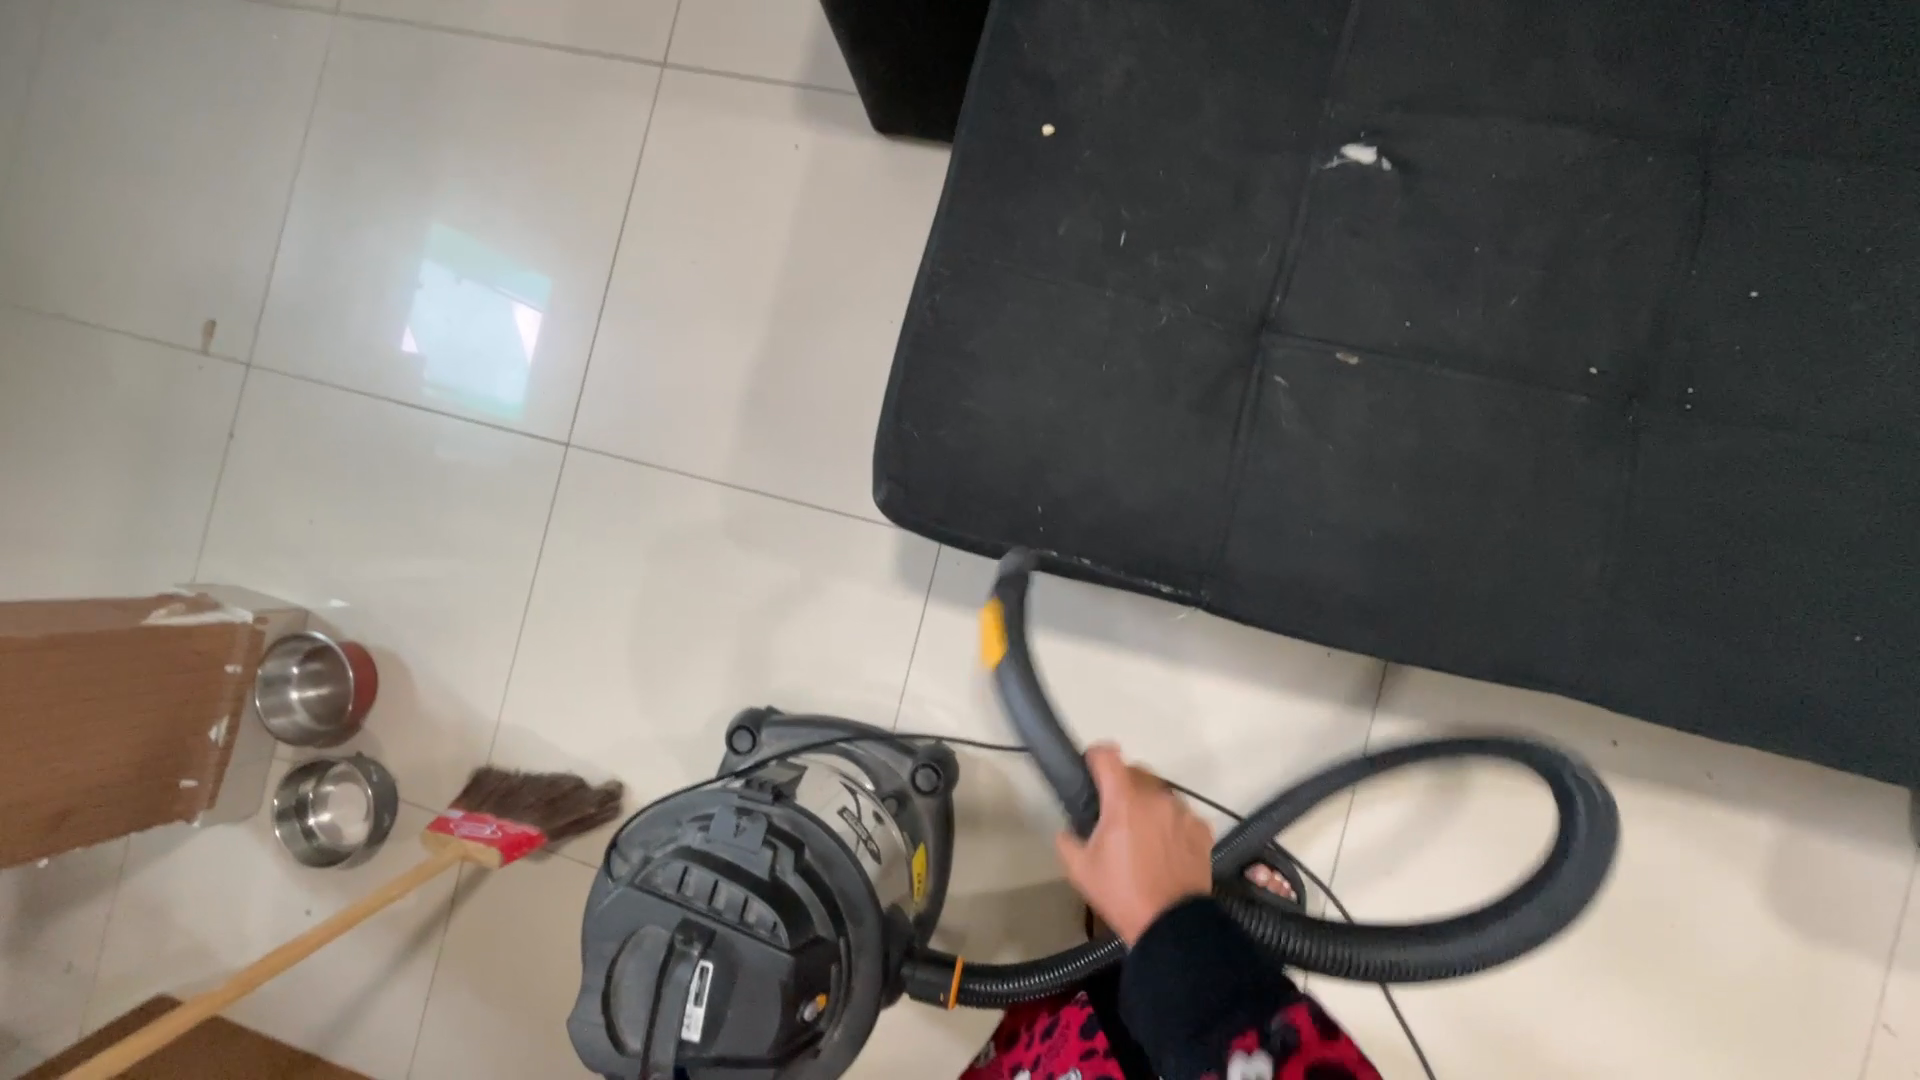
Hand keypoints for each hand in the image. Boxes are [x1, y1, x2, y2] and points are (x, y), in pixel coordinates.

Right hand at [1055, 743, 1213, 944]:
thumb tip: (1069, 830)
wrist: (1171, 926)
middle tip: (1113, 814)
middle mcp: (1156, 796)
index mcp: (1123, 799)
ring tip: (1142, 835)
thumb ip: (1067, 840)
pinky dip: (1171, 823)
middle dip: (1121, 785)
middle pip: (1135, 771)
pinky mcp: (1201, 830)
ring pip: (1160, 793)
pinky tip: (1166, 849)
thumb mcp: (1080, 869)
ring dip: (1148, 804)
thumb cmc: (1121, 893)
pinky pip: (1181, 815)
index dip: (1095, 756)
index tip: (1090, 769)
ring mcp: (1182, 812)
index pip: (1107, 755)